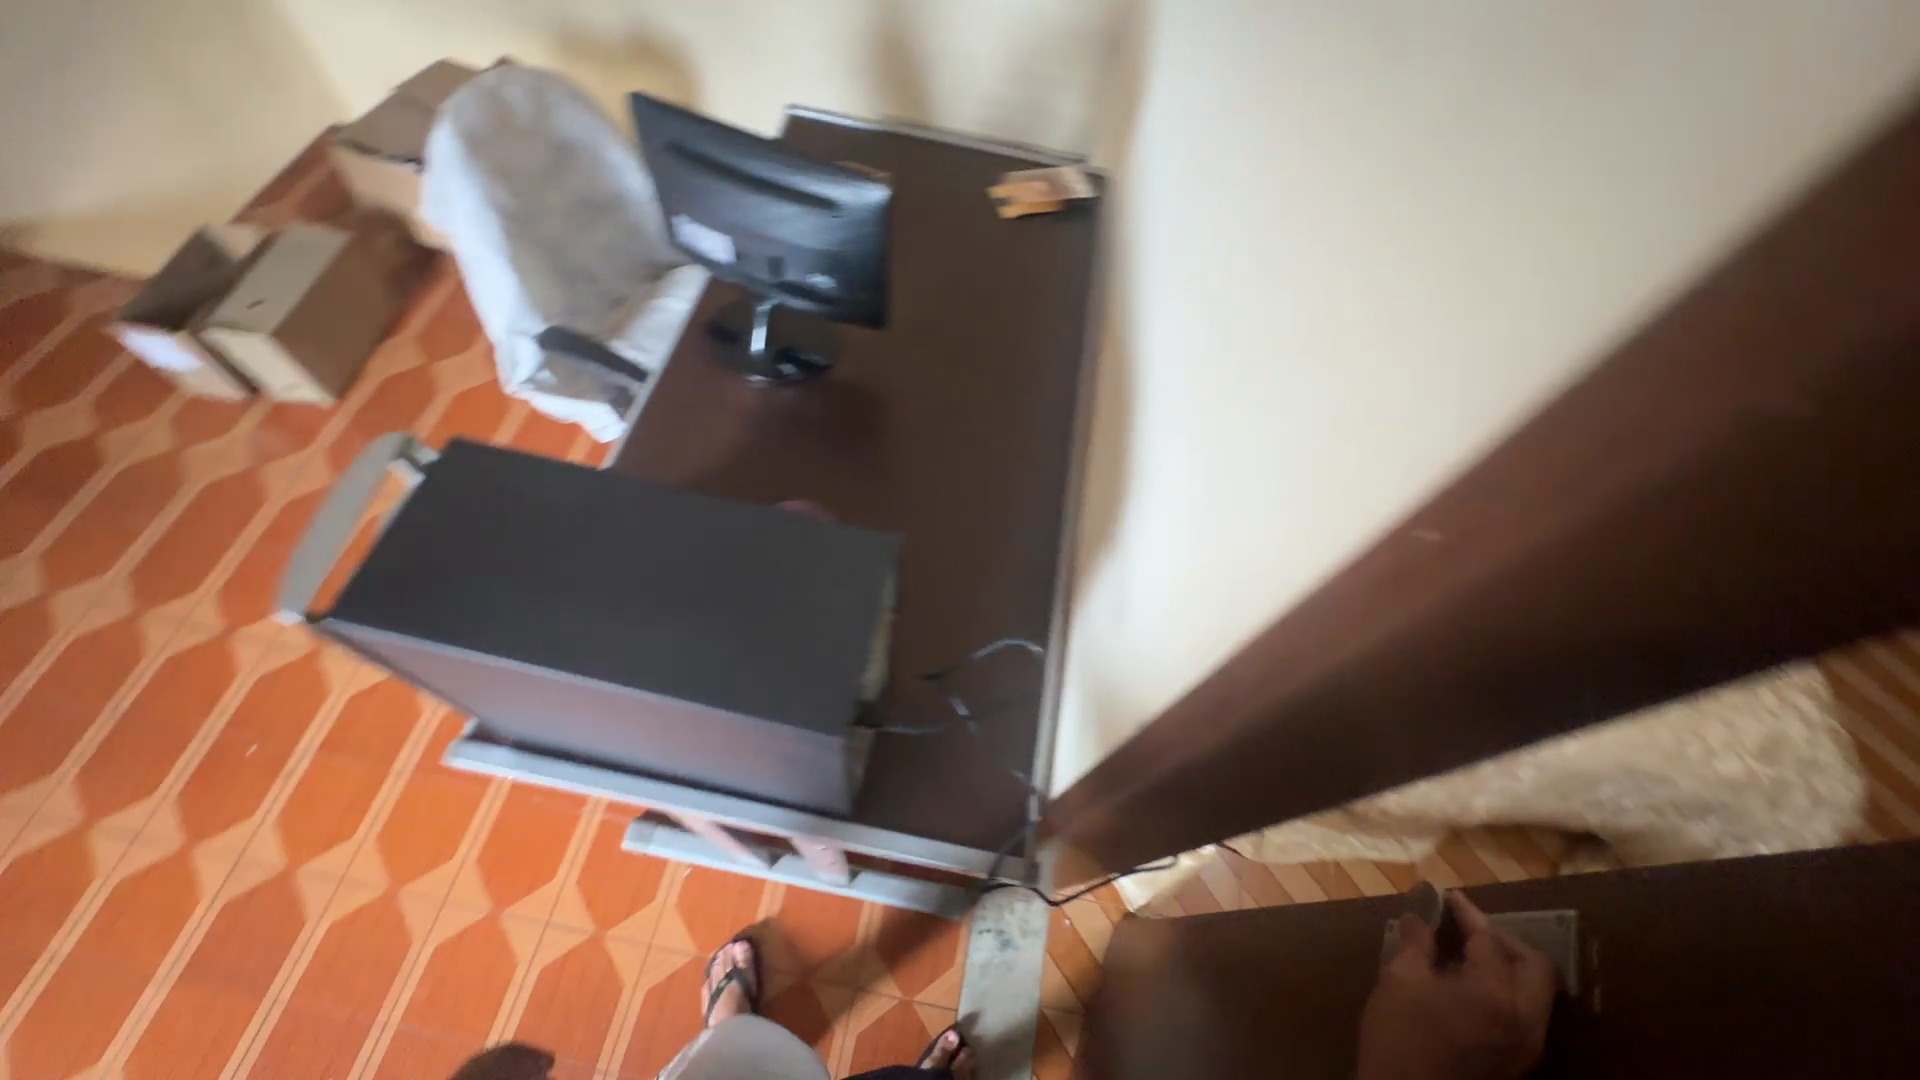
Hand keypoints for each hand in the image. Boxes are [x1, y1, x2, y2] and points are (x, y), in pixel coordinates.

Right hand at [1357, 891, 1557, 1079]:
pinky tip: (1471, 986)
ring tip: (1469, 954)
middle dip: (1503, 939)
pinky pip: (1528, 1014)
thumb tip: (1420, 916)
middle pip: (1534, 966)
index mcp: (1494, 995)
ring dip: (1509, 965)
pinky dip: (1508, 990)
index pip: (1489, 940)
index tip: (1448, 896)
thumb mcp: (1399, 981)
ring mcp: (1527, 1046)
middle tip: (1469, 927)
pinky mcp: (1520, 1063)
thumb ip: (1416, 944)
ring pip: (1536, 992)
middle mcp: (1524, 1020)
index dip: (1468, 914)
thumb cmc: (1400, 1036)